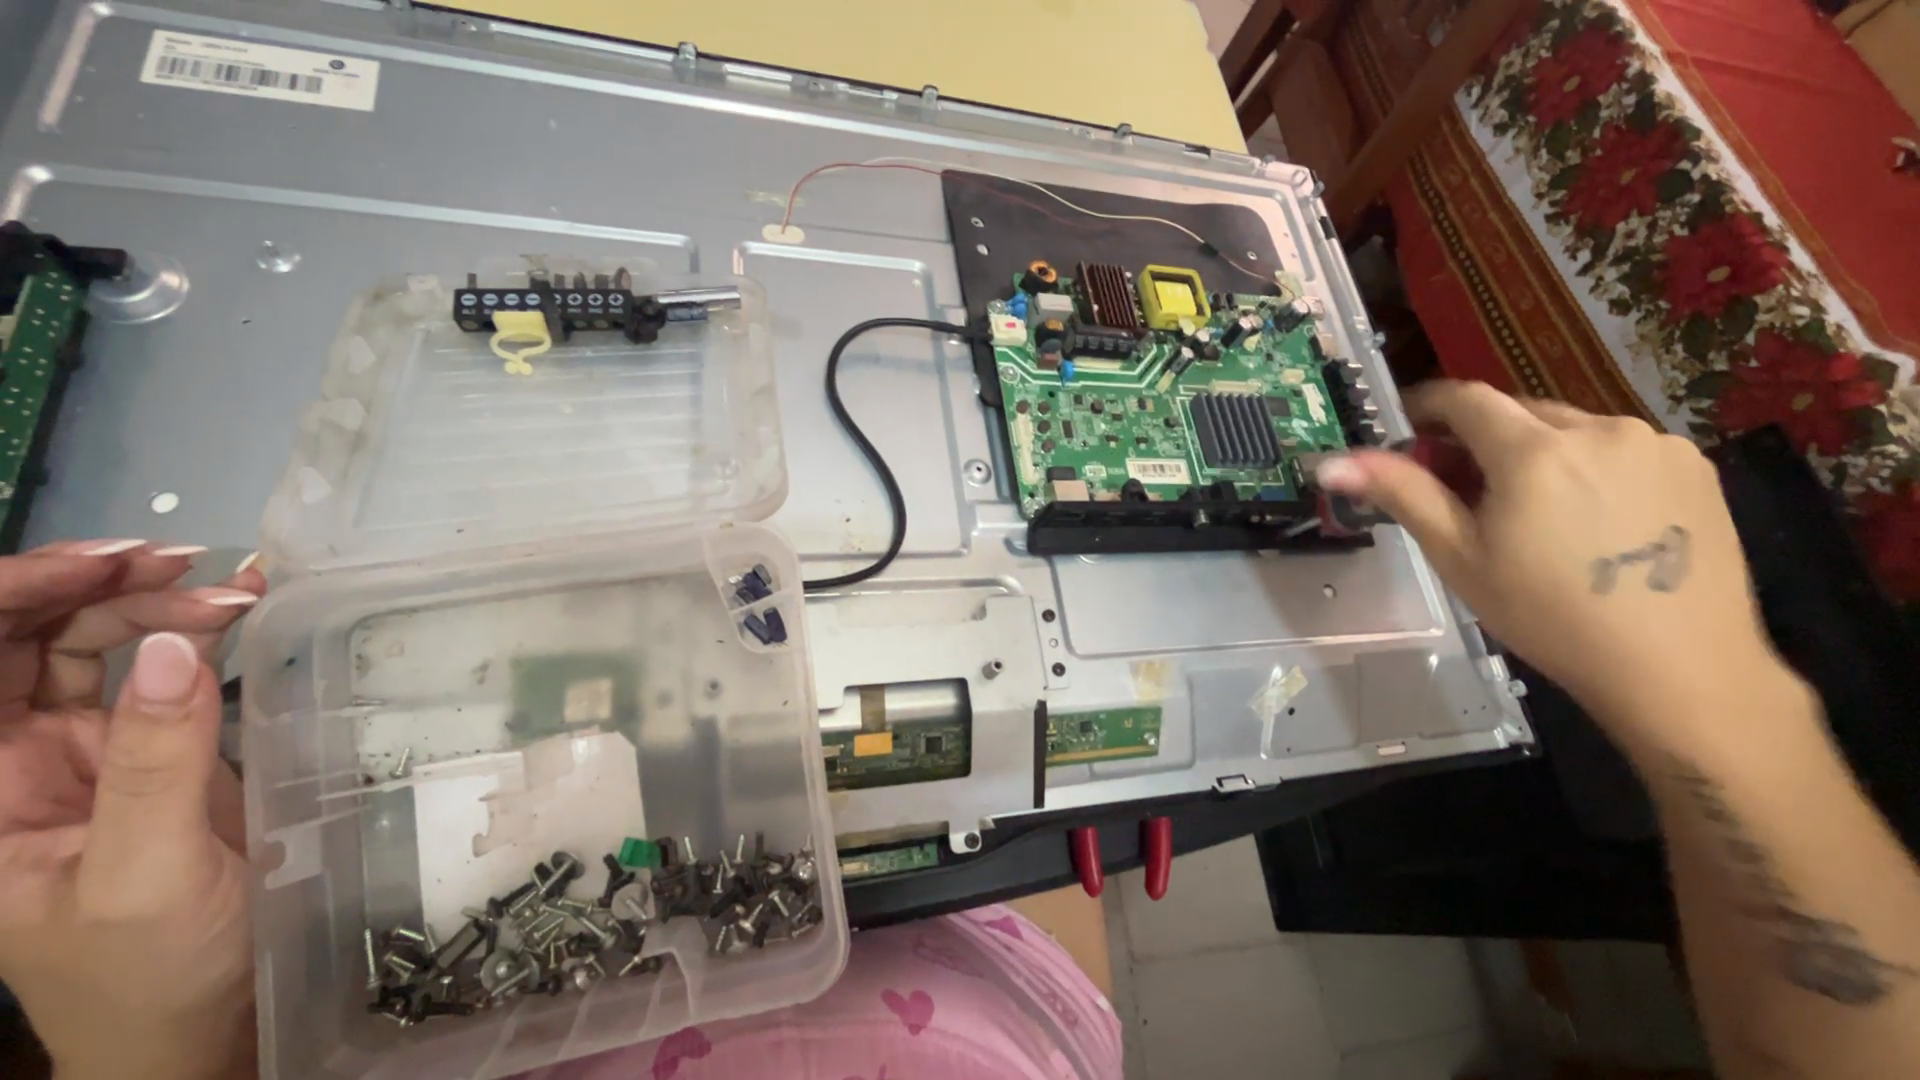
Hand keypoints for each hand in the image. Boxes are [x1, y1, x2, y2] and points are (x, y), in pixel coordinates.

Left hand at [0, 543, 263, 1079]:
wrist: (204, 1016)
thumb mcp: (145, 871)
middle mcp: (8, 758)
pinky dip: (197, 630)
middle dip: (96, 590)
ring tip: (235, 589)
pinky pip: (160, 670)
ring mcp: (82, 750)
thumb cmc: (147, 967)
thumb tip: (174, 647)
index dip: (13, 596)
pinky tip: (241, 603)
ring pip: (92, 644)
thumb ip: (151, 762)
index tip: (115, 565)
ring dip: (156, 605)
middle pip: (22, 639)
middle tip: (189, 568)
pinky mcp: (152, 749)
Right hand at [1317, 381, 1785, 758]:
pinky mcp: (1693, 465)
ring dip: (1535, 452)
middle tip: (1461, 490)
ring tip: (1529, 512)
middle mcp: (1598, 427)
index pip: (1464, 398)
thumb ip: (1401, 494)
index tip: (1406, 432)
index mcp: (1533, 450)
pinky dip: (1587, 467)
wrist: (1677, 668)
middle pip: (1517, 411)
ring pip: (1570, 429)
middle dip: (1480, 439)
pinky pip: (1618, 448)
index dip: (1426, 407)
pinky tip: (1588, 520)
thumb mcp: (1459, 557)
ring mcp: (1654, 443)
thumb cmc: (1547, 615)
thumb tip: (1332, 461)